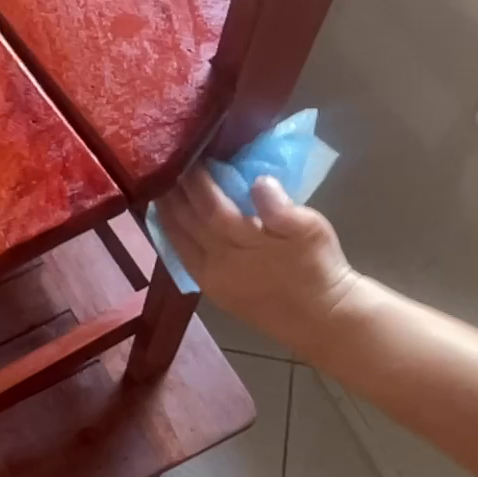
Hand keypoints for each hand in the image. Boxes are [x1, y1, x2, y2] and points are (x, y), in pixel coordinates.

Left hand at [156, 169, 363, 352]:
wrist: (320, 318)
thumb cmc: (318, 267)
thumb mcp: (310, 229)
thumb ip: (280, 206)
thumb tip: (258, 181)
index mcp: (245, 242)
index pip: (211, 206)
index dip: (196, 183)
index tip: (188, 158)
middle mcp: (220, 261)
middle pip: (188, 223)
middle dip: (174, 196)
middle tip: (161, 170)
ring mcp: (213, 279)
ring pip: (180, 243)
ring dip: (166, 218)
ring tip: (157, 195)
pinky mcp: (212, 292)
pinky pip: (183, 261)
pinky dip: (172, 241)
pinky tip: (168, 228)